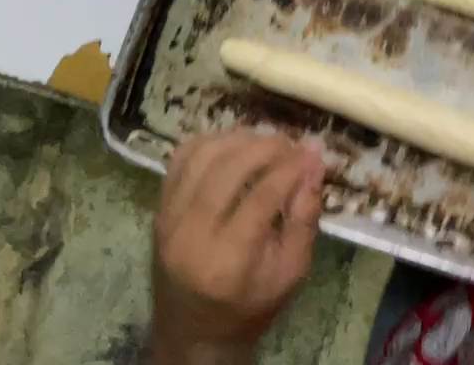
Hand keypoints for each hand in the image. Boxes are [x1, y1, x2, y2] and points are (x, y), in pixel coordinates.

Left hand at [152, 131, 325, 363]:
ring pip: (204, 155)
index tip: (314, 153)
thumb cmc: (250, 307)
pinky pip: (181, 159)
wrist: (193, 335)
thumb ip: (305, 217)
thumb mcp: (292, 272)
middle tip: (293, 144)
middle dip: (269, 146)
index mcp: (228, 261)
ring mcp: (168, 220)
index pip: (263, 194)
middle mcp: (191, 235)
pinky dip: (210, 142)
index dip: (293, 166)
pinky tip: (234, 147)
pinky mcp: (159, 210)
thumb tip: (314, 162)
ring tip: (266, 143)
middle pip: (231, 167)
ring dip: (240, 139)